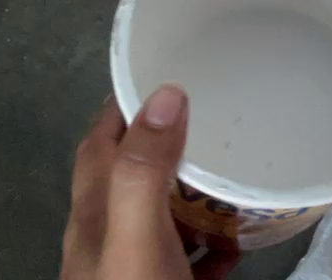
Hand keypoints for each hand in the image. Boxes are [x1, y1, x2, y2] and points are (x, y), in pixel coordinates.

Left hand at [62, 87, 237, 279]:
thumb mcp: (137, 240)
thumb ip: (144, 173)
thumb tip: (167, 93)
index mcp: (93, 216)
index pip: (102, 140)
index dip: (128, 102)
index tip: (172, 71)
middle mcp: (106, 238)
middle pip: (132, 171)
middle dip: (168, 137)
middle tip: (214, 109)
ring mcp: (132, 266)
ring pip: (160, 208)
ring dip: (190, 183)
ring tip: (232, 159)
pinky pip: (187, 248)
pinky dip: (210, 232)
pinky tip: (237, 229)